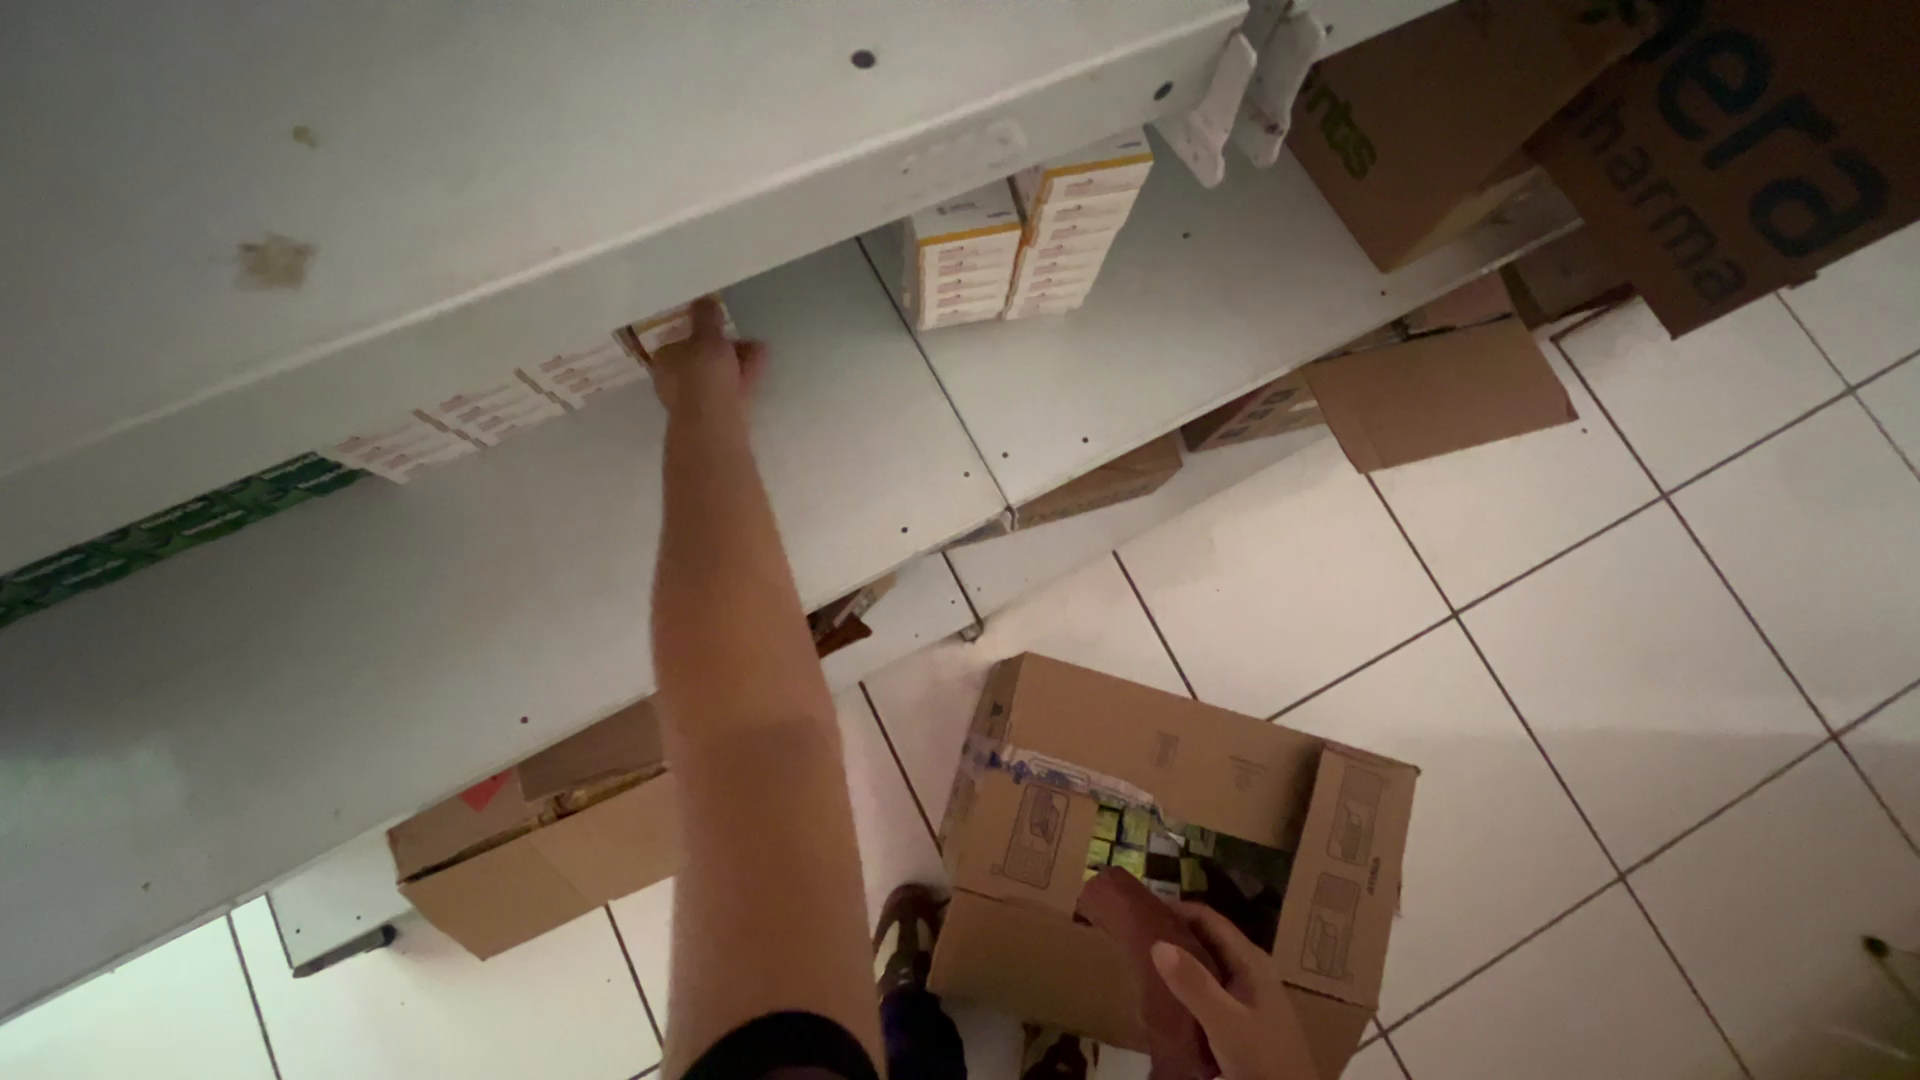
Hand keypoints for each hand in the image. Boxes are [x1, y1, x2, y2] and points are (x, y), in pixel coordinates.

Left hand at [648, 297, 768, 418]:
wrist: (713, 421)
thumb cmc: (703, 373)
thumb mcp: (706, 336)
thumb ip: (707, 317)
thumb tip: (705, 300)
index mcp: (665, 359)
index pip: (682, 340)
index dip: (703, 331)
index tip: (724, 325)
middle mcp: (676, 380)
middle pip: (703, 358)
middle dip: (726, 347)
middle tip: (747, 337)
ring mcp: (697, 399)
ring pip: (720, 374)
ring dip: (739, 360)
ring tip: (761, 347)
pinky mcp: (717, 413)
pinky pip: (732, 387)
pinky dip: (745, 374)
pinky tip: (763, 361)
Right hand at [1152, 903, 1322, 1079]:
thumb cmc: (1264, 1060)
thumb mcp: (1225, 1022)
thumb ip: (1194, 984)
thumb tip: (1157, 943)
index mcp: (1250, 960)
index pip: (1208, 918)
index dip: (1176, 909)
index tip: (1141, 912)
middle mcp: (1249, 969)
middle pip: (1207, 938)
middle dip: (1173, 934)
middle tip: (1136, 937)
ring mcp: (1247, 994)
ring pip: (1207, 965)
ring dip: (1179, 961)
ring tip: (1144, 963)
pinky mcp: (1242, 1017)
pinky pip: (1208, 989)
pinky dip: (1187, 986)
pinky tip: (1167, 997)